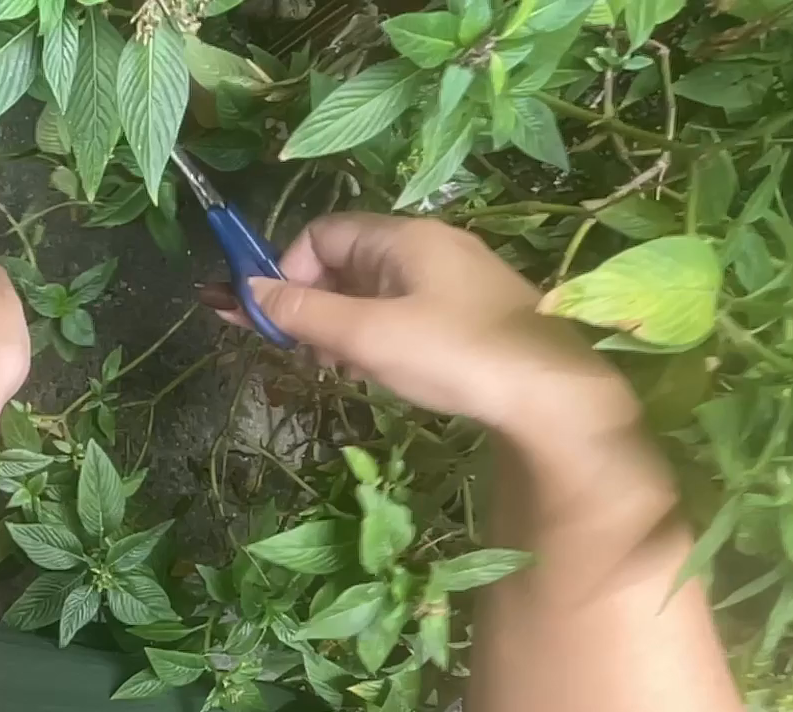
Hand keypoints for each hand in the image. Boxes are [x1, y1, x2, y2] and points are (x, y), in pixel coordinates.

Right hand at [211, 213, 638, 442]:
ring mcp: (441, 280)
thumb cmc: (451, 353)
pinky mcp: (453, 311)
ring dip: (332, 326)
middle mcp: (421, 248)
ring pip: (360, 292)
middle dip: (306, 305)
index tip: (279, 320)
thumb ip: (300, 312)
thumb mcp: (363, 334)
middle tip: (296, 351)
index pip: (319, 235)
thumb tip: (243, 291)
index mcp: (401, 239)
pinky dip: (363, 337)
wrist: (549, 395)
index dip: (288, 272)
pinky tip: (365, 369)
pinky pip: (388, 312)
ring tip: (333, 366)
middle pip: (337, 263)